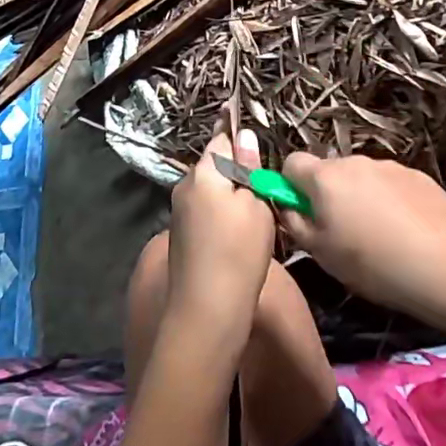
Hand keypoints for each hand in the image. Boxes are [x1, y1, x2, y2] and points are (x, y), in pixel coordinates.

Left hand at [167, 128, 274, 332]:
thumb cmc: (238, 251)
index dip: (239, 137)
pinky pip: (206, 210)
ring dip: (230, 194)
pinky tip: (239, 231)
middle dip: (237, 170)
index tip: (257, 140)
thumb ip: (249, 170)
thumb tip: (244, 136)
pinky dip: (222, 213)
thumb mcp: (255, 206)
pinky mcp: (181, 233)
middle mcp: (184, 185)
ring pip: (211, 190)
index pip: (221, 140)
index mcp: (202, 172)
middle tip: (266, 184)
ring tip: (258, 210)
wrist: (207, 308)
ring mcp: (179, 210)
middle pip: (214, 166)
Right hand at [278, 153, 445, 321]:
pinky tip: (406, 237)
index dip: (291, 187)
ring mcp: (391, 167)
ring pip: (360, 180)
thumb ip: (295, 223)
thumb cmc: (378, 265)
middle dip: (327, 196)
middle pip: (328, 172)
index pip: (291, 163)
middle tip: (340, 236)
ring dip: (359, 201)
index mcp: (325, 177)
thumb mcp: (322, 254)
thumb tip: (288, 206)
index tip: (303, 216)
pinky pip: (390, 187)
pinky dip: (389, 205)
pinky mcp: (421, 178)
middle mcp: (356, 162)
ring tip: (379, 242)